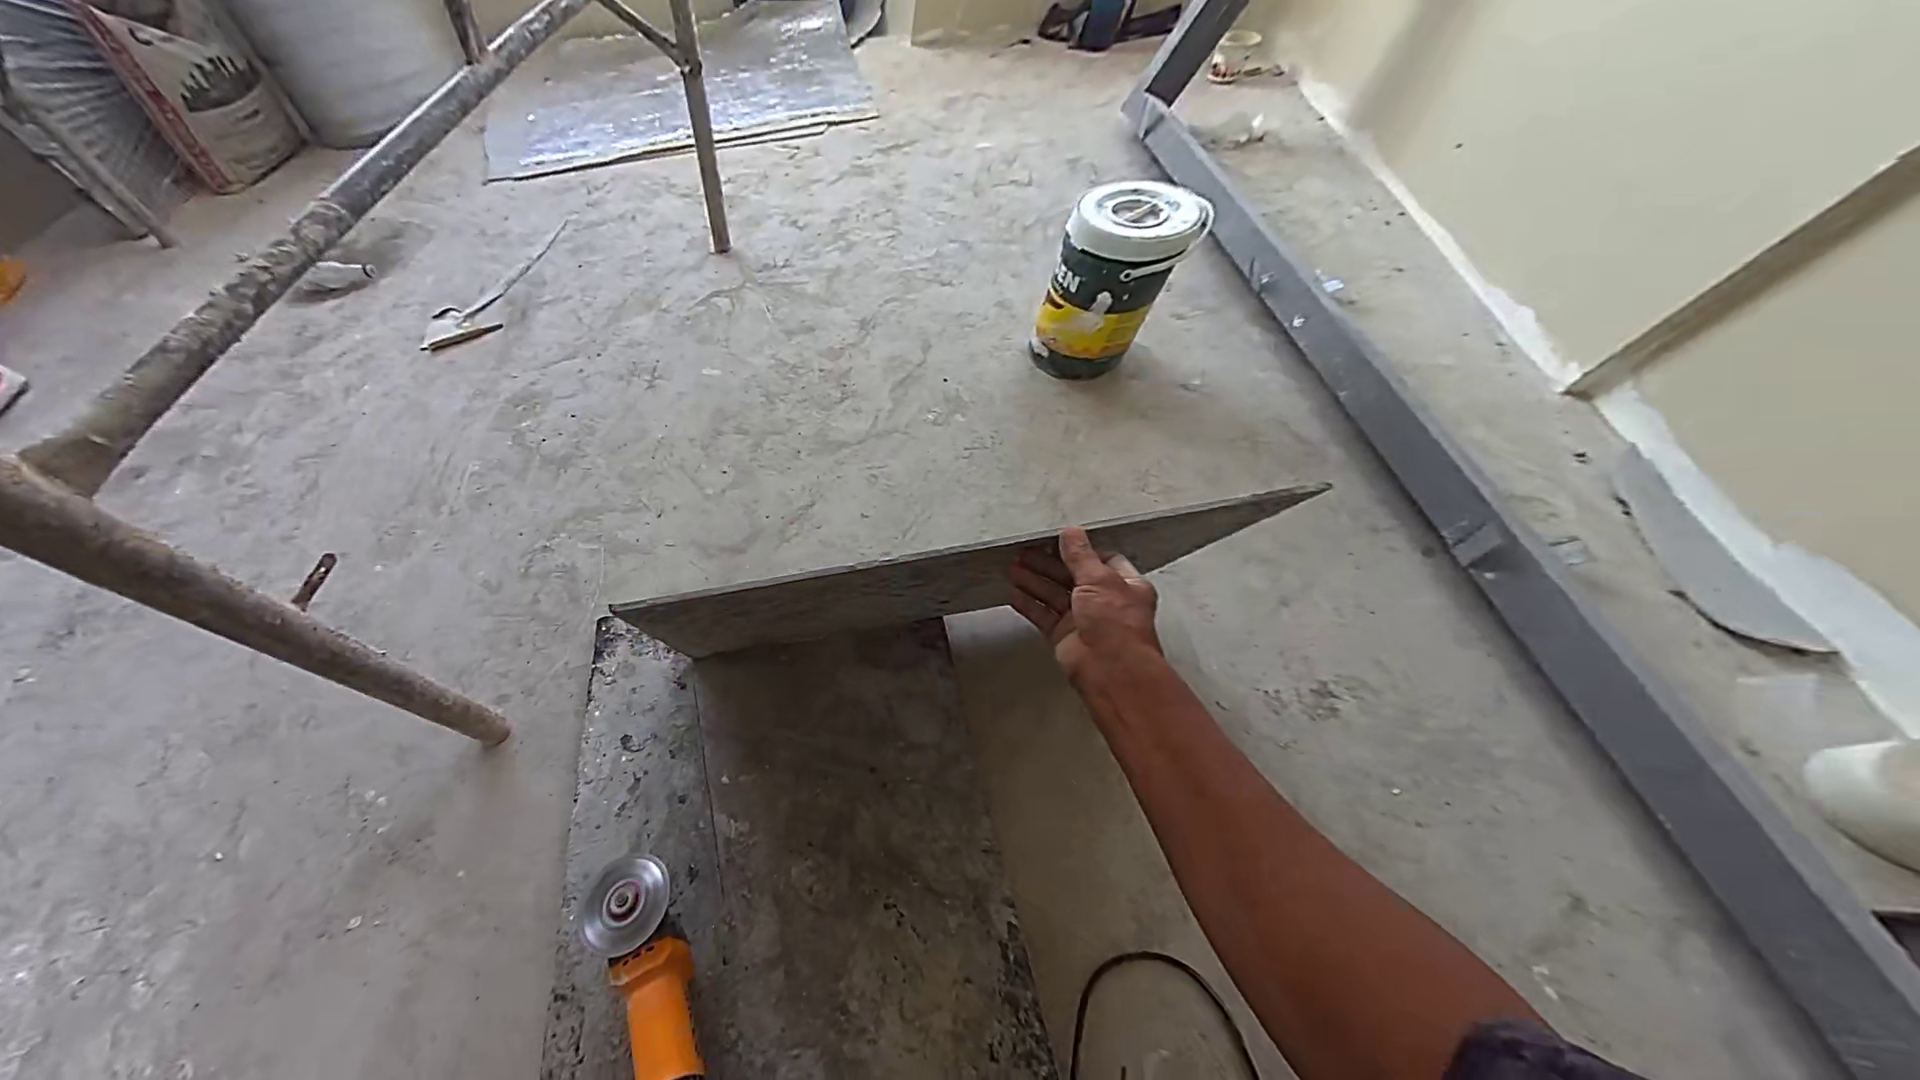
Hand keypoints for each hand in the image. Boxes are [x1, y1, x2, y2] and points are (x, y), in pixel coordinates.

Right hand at [1007, 526, 1161, 684]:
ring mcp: (1084, 620)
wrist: (1110, 670)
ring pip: (1054, 595)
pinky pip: (1043, 616)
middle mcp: (1105, 602)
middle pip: (1072, 576)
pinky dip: (1029, 604)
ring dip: (1034, 581)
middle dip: (1049, 564)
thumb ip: (1081, 555)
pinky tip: (1015, 594)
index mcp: (1124, 585)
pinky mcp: (1065, 637)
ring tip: (1014, 568)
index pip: (1101, 560)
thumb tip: (1072, 534)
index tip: (1057, 541)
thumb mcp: (1099, 579)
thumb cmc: (1118, 627)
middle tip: (1026, 553)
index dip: (1079, 550)